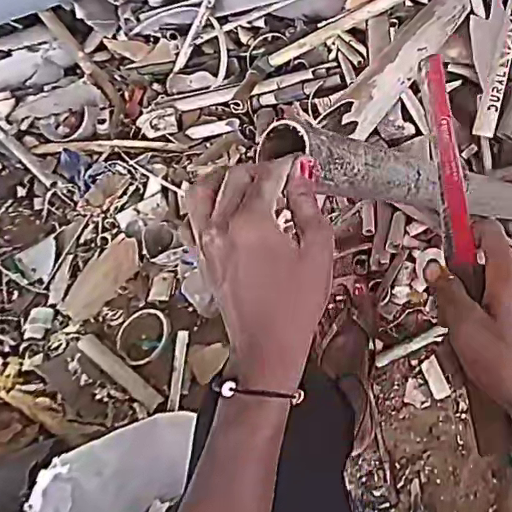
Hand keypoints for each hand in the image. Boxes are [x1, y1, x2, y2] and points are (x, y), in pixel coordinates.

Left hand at [187, 158, 333, 392]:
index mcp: (252, 224)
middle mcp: (222, 229)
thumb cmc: (293, 309)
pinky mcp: (202, 257)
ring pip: (204, 189)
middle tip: (282, 174)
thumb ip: (310, 207)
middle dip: (261, 168)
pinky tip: (225, 206)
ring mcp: (207, 243)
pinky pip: (193, 217)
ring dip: (226, 177)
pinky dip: (208, 203)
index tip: (299, 165)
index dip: (287, 165)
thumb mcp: (318, 251)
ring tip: (247, 181)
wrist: (268, 346)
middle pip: (235, 176)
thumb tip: (303, 179)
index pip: (268, 175)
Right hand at [428, 220, 511, 434]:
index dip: (461, 230)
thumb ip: (448, 293)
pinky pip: (489, 308)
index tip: (440, 241)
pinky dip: (473, 319)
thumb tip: (434, 268)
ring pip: (482, 287)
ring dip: (462, 301)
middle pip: (480, 260)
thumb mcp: (466, 328)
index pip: (487, 230)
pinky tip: (467, 343)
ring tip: (455, 327)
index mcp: (507, 275)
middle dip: (456, 275)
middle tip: (441, 295)